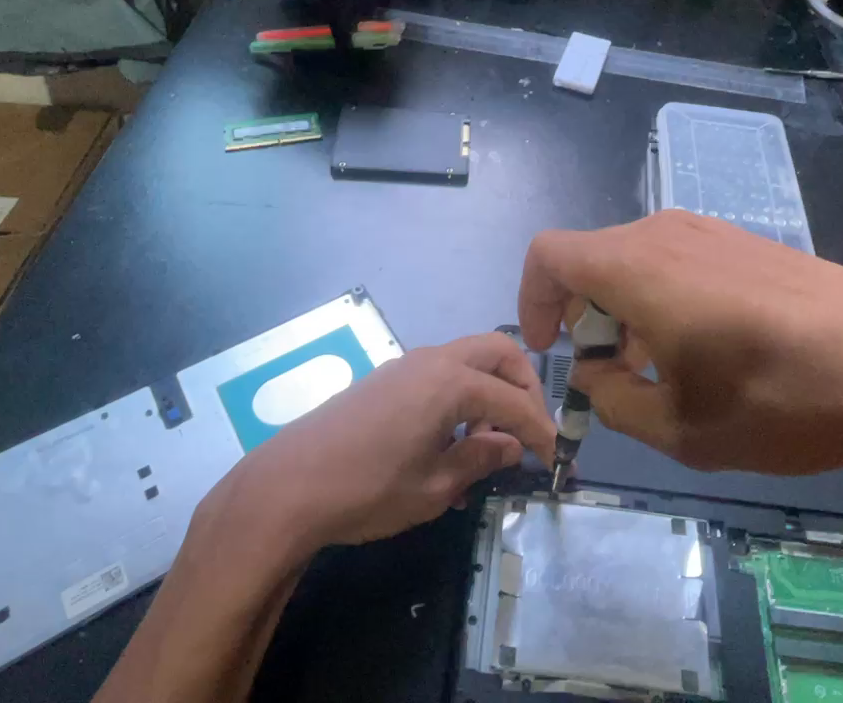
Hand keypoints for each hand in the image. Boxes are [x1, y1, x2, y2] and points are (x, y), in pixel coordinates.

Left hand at [218, 333, 556, 550]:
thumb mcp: (434, 487)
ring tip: (484, 449)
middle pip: (497, 352)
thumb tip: (512, 445)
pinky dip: (460, 397)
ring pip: (467, 360)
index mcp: (450, 382)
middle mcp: (432, 360)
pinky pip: (440, 374)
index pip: (513, 400)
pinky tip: (450, 444)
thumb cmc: (367, 490)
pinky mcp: (385, 380)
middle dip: (523, 387)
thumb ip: (480, 459)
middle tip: (528, 430)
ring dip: (489, 392)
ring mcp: (405, 365)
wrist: (288, 487)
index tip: (553, 459)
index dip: (539, 430)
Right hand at [518, 210, 842, 477]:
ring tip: (660, 371)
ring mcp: (715, 232)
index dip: (532, 300)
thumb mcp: (679, 428)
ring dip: (625, 309)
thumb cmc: (780, 401)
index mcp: (636, 267)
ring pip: (637, 260)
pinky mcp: (751, 243)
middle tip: (609, 374)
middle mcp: (667, 233)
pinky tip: (708, 349)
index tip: (551, 350)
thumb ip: (612, 398)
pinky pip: (680, 260)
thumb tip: (595, 371)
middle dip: (582, 315)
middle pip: (592, 258)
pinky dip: (664, 298)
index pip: (549, 254)